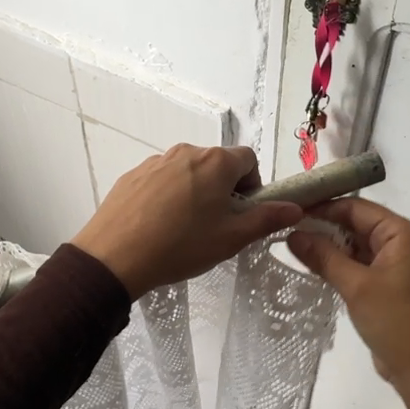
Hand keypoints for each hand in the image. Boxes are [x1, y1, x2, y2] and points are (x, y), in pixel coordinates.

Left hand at [72, 144, 303, 297]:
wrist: (114, 256)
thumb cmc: (181, 246)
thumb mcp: (231, 238)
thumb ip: (266, 219)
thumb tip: (295, 208)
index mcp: (216, 162)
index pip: (248, 159)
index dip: (253, 185)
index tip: (243, 213)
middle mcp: (187, 152)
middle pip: (217, 163)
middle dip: (224, 189)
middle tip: (216, 224)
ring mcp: (156, 161)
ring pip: (188, 171)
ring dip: (196, 191)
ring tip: (185, 228)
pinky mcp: (133, 174)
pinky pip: (162, 179)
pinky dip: (168, 195)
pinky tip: (158, 225)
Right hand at [285, 198, 409, 408]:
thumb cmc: (396, 322)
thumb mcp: (356, 286)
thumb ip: (324, 256)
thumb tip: (292, 234)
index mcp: (402, 233)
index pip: (356, 207)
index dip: (323, 206)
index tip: (289, 209)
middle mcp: (401, 243)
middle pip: (356, 223)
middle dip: (323, 225)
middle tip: (283, 227)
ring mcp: (395, 265)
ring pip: (355, 245)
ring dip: (328, 246)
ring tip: (290, 245)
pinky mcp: (387, 286)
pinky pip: (358, 265)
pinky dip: (337, 265)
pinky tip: (311, 267)